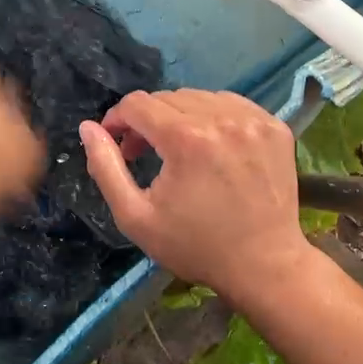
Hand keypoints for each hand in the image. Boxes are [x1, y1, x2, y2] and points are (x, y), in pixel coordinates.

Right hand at [79, 89, 311, 293]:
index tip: (116, 143)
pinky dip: (212, 116)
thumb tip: (88, 127)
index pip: (137, 104)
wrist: (265, 266)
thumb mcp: (135, 216)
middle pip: (166, 97)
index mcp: (186, 138)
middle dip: (146, 120)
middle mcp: (221, 119)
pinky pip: (230, 103)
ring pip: (197, 97)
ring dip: (178, 116)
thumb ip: (105, 166)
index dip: (117, 120)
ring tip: (178, 149)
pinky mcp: (274, 126)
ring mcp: (253, 120)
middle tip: (143, 153)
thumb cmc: (194, 246)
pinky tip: (210, 144)